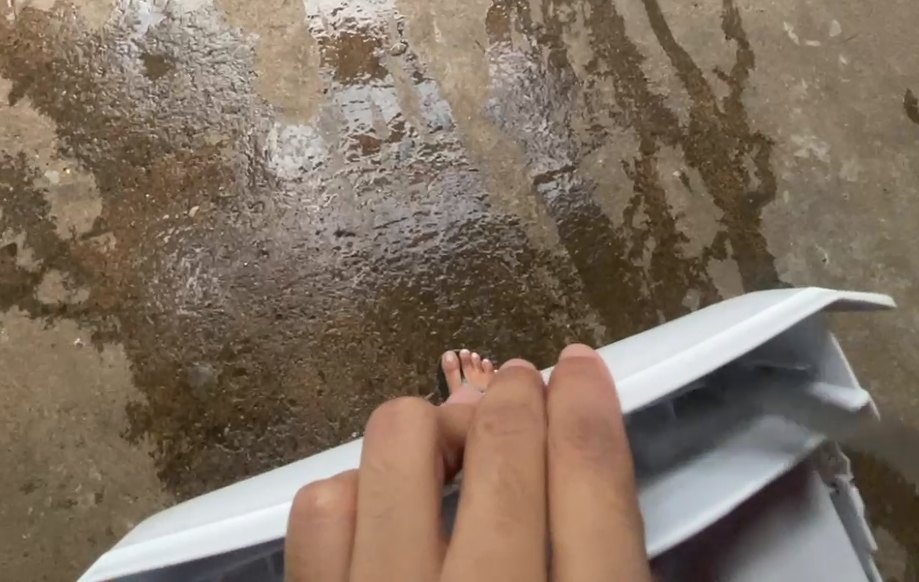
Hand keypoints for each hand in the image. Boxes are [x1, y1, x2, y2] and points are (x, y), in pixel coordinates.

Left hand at [285, 343, 649, 581]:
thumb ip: (598, 554)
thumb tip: (584, 458)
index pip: (594, 483)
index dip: (589, 405)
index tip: (581, 364)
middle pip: (503, 452)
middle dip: (517, 397)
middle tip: (521, 384)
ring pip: (399, 447)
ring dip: (432, 429)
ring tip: (451, 446)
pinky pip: (320, 510)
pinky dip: (352, 491)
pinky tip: (379, 509)